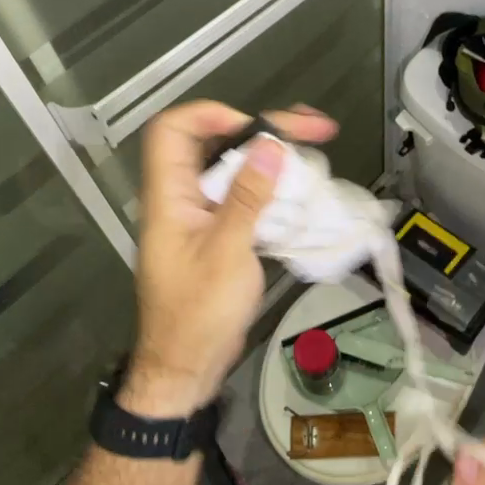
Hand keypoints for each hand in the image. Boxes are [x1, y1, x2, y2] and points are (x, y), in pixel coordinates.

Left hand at [122, 101, 336, 417]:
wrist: (186, 369)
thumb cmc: (198, 315)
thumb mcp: (226, 252)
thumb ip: (247, 197)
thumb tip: (269, 144)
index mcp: (168, 197)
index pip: (172, 131)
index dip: (211, 115)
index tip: (258, 126)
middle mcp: (181, 199)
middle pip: (212, 144)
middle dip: (261, 130)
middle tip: (313, 128)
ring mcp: (199, 218)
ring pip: (232, 170)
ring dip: (271, 157)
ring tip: (316, 146)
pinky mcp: (217, 236)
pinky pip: (242, 198)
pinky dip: (270, 188)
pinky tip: (301, 188)